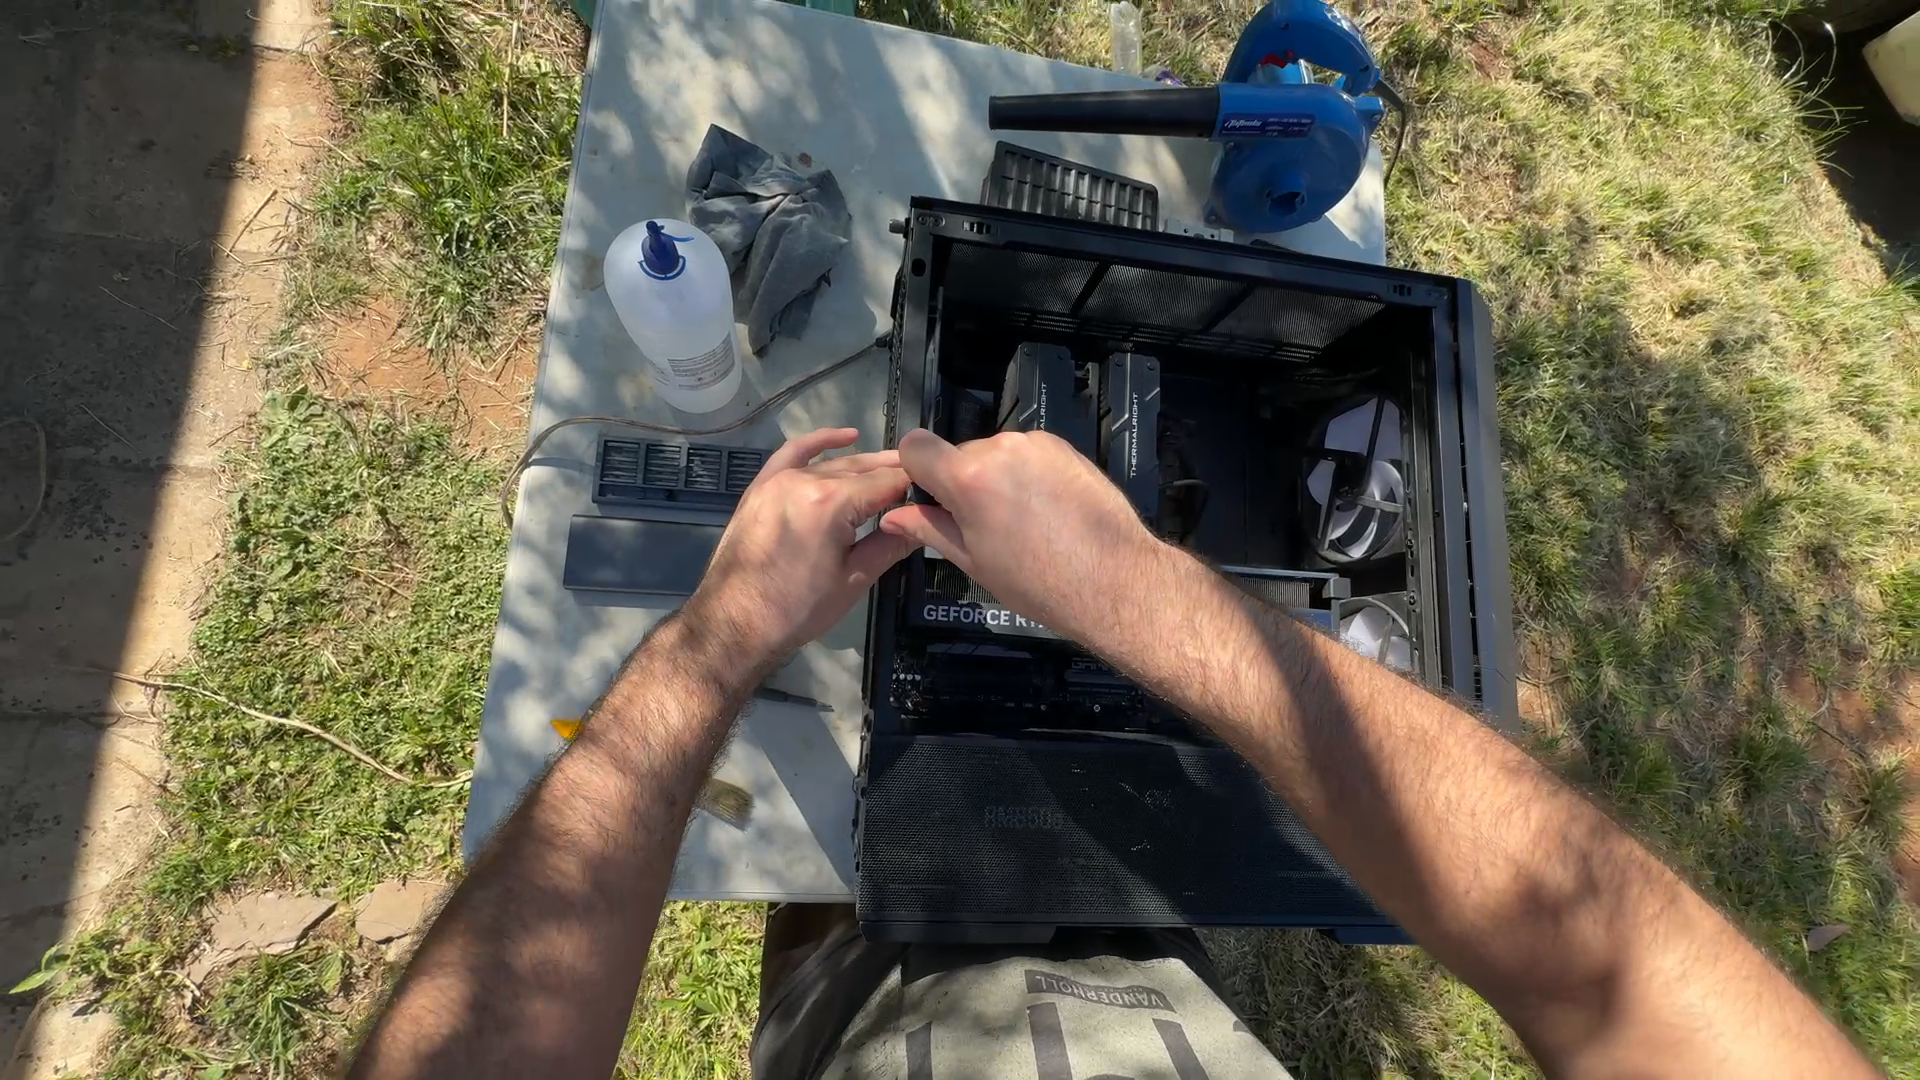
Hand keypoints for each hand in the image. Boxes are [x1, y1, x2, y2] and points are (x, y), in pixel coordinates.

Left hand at [683, 428, 914, 669]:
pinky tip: (847, 437)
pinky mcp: (762, 485)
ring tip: (895, 467)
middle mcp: (805, 480)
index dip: (914, 489)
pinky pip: (794, 452)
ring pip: (834, 464)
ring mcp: (779, 479)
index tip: (935, 497)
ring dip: (865, 465)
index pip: (888, 482)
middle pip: (863, 469)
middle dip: (894, 475)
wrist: (735, 623)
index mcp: (832, 503)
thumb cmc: (799, 609)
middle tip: (927, 481)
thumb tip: (927, 524)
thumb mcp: (855, 579)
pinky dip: (820, 442)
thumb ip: (892, 543)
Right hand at [879, 428, 1165, 650]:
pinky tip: (1047, 510)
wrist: (1114, 580)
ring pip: (994, 454)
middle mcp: (999, 447)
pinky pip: (1026, 454)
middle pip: (958, 454)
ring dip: (996, 478)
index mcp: (968, 477)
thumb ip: (930, 529)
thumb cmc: (1038, 583)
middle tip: (985, 525)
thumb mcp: (974, 561)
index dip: (915, 471)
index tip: (931, 499)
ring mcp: (1035, 443)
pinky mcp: (1063, 446)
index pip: (914, 446)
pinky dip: (1026, 474)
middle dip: (962, 482)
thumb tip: (894, 516)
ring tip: (1023, 521)